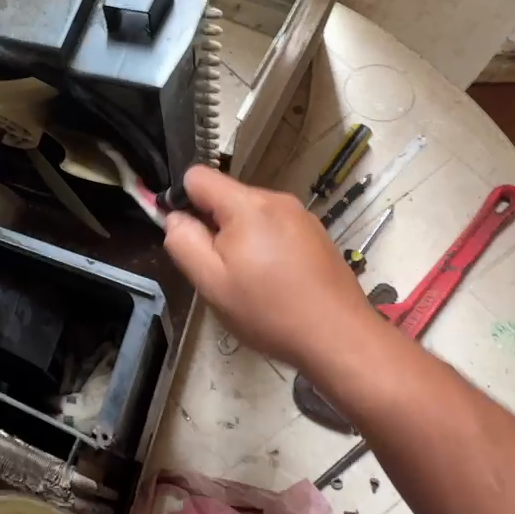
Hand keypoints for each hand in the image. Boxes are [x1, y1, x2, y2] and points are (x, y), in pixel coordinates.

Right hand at [162, 165, 374, 366]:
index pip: (197, 176)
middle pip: (226, 196)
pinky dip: (265, 245)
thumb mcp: (211, 282)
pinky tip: (275, 280)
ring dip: (240, 237)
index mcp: (247, 205)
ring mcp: (301, 215)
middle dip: (214, 225)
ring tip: (249, 279)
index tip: (190, 237)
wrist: (340, 338)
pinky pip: (274, 226)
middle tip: (221, 269)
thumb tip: (174, 217)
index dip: (183, 201)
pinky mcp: (316, 233)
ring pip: (250, 213)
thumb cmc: (269, 311)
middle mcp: (276, 199)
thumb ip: (183, 242)